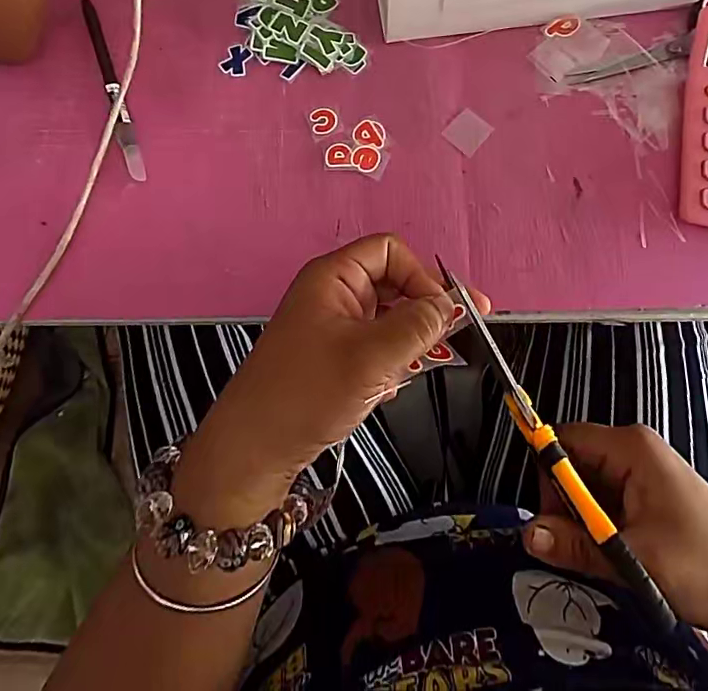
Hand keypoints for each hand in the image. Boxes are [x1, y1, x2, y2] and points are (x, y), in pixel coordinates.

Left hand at [180, 235, 489, 516]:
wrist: (251, 454)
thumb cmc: (304, 396)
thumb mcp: (372, 357)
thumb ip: (419, 325)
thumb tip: (451, 306)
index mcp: (333, 277)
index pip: (391, 252)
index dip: (421, 276)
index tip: (444, 312)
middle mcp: (333, 295)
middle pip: (394, 284)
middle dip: (423, 311)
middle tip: (456, 335)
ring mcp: (332, 326)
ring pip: (388, 318)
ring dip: (409, 341)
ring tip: (414, 367)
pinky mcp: (333, 357)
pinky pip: (377, 345)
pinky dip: (392, 362)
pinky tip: (388, 387)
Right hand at [521, 423, 707, 639]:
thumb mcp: (637, 562)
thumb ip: (578, 545)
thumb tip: (530, 534)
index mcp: (632, 448)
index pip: (565, 439)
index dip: (548, 474)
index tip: (548, 517)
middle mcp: (635, 452)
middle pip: (573, 464)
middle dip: (566, 506)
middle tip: (578, 548)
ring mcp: (642, 473)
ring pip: (588, 488)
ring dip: (585, 522)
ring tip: (605, 558)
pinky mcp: (648, 496)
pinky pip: (606, 503)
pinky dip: (601, 529)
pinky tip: (617, 557)